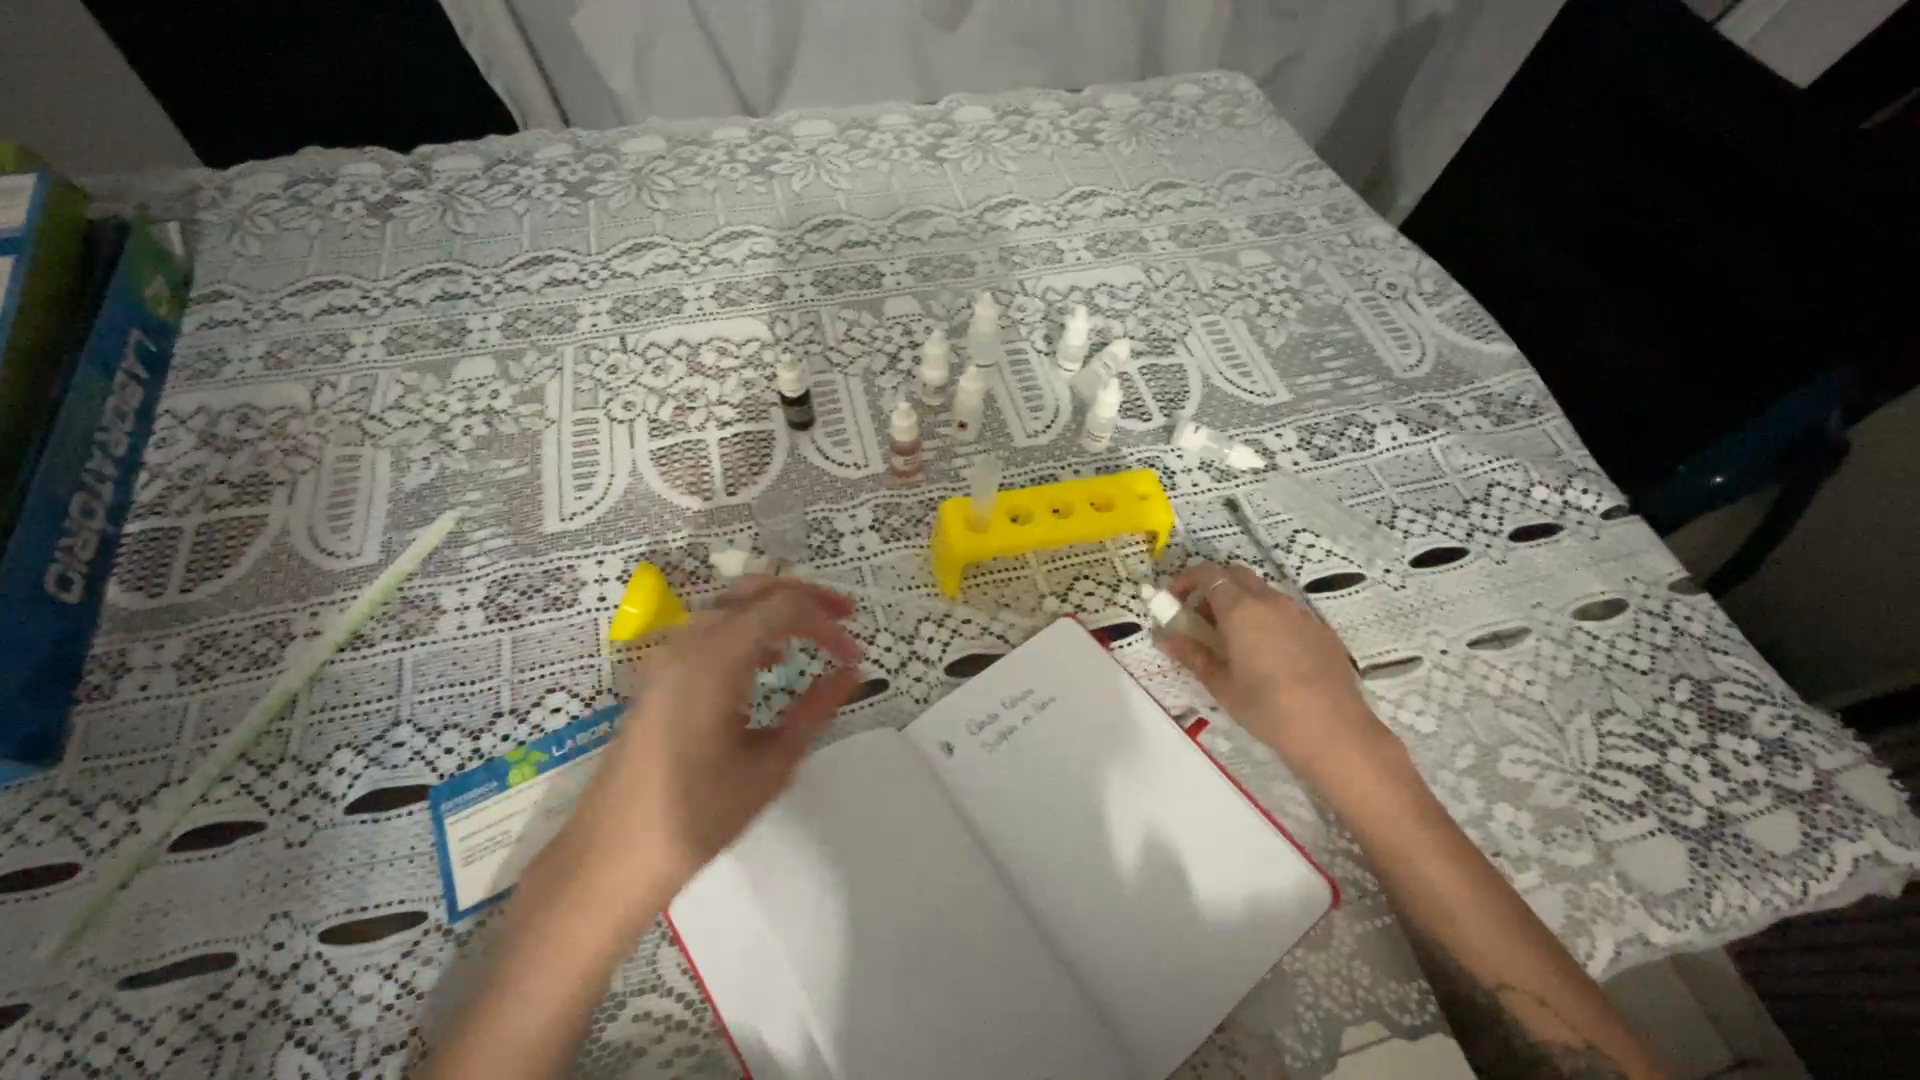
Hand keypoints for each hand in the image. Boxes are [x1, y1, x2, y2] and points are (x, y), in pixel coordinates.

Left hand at [559, 576, 864, 902]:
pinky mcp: (658, 676)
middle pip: (753, 591)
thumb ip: (815, 710)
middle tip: (845, 617)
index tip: (856, 656)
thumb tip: (852, 674)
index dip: (826, 622)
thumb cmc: (700, 815)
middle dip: (804, 597)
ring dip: (774, 611)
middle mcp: (686, 643)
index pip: (784, 608)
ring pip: (728, 606)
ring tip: (814, 639)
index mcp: (715, 659)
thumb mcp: (771, 764)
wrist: (614, 854)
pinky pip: (708, 630)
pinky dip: (746, 629)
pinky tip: (768, 662)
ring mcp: (665, 657)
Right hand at [1158, 561, 1398, 787]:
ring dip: (1241, 604)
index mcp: (1241, 609)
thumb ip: (1192, 655)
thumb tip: (1165, 639)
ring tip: (1233, 641)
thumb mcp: (1221, 684)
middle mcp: (1271, 601)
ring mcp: (1300, 613)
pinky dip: (1267, 619)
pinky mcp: (1320, 629)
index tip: (1174, 599)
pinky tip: (1268, 655)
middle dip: (1213, 588)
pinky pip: (1286, 612)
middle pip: (1236, 575)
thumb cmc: (1267, 709)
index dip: (1186, 579)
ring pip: (1263, 593)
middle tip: (1201, 620)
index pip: (1208, 574)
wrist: (1333, 730)